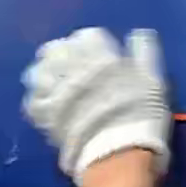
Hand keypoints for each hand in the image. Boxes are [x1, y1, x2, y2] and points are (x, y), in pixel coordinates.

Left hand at [22, 28, 170, 185]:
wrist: (119, 152)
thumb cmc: (140, 112)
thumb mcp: (152, 80)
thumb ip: (144, 54)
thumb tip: (138, 35)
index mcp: (98, 55)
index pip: (86, 37)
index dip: (92, 43)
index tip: (99, 53)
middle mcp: (72, 68)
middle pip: (57, 50)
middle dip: (64, 55)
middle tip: (74, 66)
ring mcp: (56, 92)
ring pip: (39, 72)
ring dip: (47, 74)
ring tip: (57, 82)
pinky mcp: (46, 116)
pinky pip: (33, 100)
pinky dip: (40, 98)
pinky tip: (48, 103)